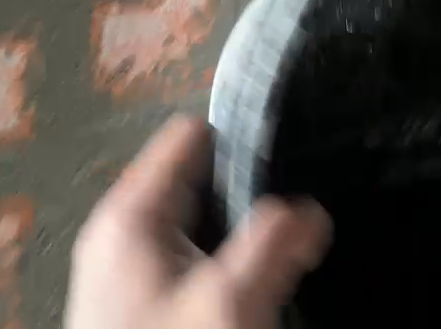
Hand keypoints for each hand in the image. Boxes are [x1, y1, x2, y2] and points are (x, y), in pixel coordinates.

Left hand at [67, 115, 331, 328]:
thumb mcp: (231, 300)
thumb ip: (279, 240)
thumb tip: (314, 212)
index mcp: (132, 214)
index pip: (194, 135)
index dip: (243, 140)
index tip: (288, 167)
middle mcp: (126, 233)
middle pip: (203, 177)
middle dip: (253, 192)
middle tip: (293, 220)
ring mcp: (133, 272)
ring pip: (206, 221)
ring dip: (247, 235)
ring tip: (285, 254)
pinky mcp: (146, 307)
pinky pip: (199, 259)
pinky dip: (231, 266)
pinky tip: (255, 293)